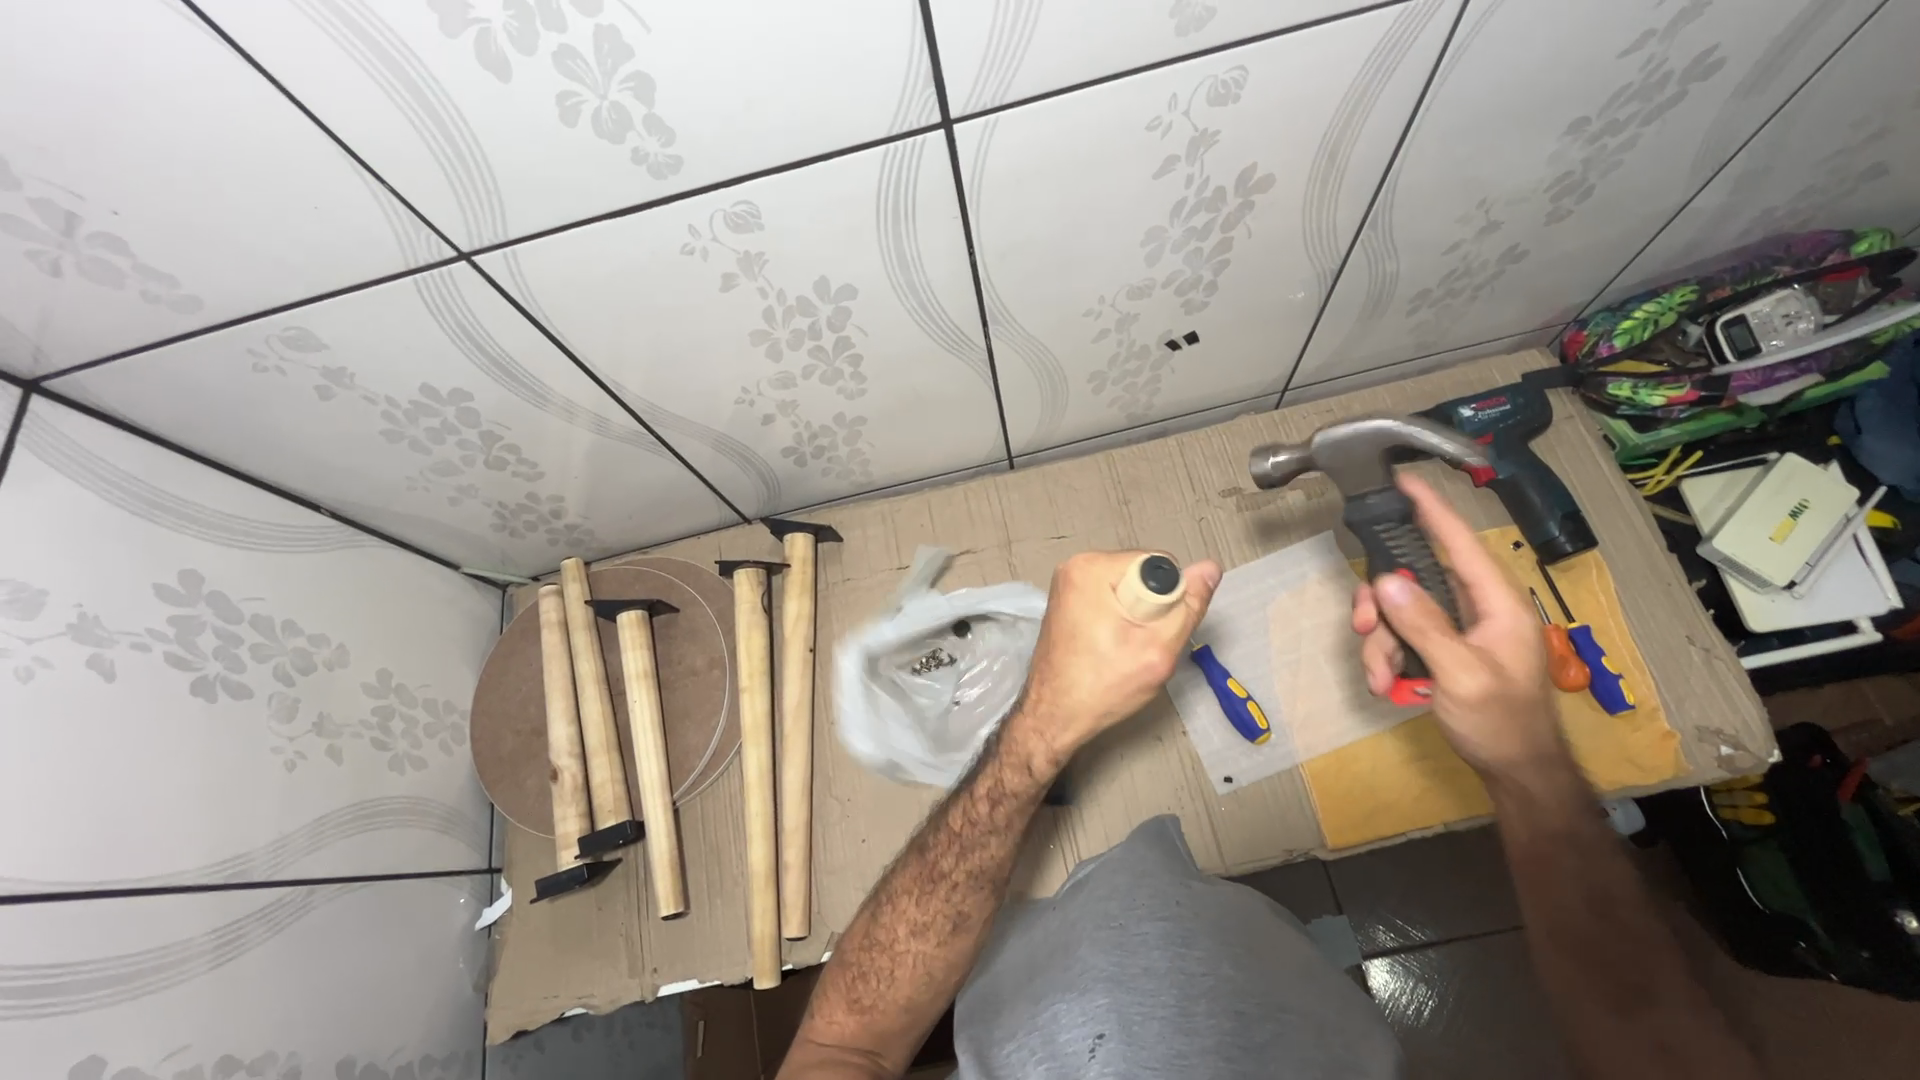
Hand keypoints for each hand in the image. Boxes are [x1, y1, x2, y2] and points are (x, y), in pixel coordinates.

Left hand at [1006, 551, 1221, 771]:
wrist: (1054, 716)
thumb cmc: (1101, 687)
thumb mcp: (1157, 649)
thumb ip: (1188, 606)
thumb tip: (1210, 567)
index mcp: (1091, 568)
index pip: (1157, 564)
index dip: (1168, 600)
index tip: (1152, 632)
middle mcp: (1075, 567)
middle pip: (1142, 574)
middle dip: (1151, 609)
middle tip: (1139, 645)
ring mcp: (1069, 583)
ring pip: (1129, 588)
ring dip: (1137, 616)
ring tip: (1124, 648)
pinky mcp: (1069, 600)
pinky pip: (1111, 598)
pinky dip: (1120, 619)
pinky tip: (1111, 646)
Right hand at [1349, 474, 1566, 777]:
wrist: (1513, 767)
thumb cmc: (1500, 720)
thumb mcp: (1461, 674)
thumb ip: (1424, 625)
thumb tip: (1386, 581)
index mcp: (1496, 602)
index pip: (1459, 543)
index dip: (1432, 510)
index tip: (1404, 481)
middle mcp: (1475, 606)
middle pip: (1410, 579)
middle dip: (1380, 607)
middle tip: (1364, 630)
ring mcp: (1456, 628)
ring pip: (1397, 612)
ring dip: (1380, 643)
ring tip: (1381, 679)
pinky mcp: (1440, 648)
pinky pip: (1399, 637)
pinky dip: (1386, 659)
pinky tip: (1388, 685)